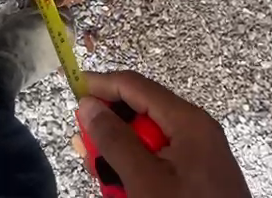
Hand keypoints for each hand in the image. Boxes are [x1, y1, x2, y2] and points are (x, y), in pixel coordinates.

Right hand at [77, 71, 249, 197]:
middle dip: (110, 129)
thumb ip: (114, 139)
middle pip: (140, 113)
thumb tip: (88, 103)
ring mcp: (199, 154)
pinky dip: (139, 171)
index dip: (101, 84)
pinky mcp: (198, 177)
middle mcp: (195, 129)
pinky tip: (124, 190)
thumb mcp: (145, 180)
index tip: (72, 88)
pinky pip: (160, 161)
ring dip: (121, 156)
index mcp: (187, 120)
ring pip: (147, 140)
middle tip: (85, 149)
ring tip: (102, 178)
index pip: (134, 85)